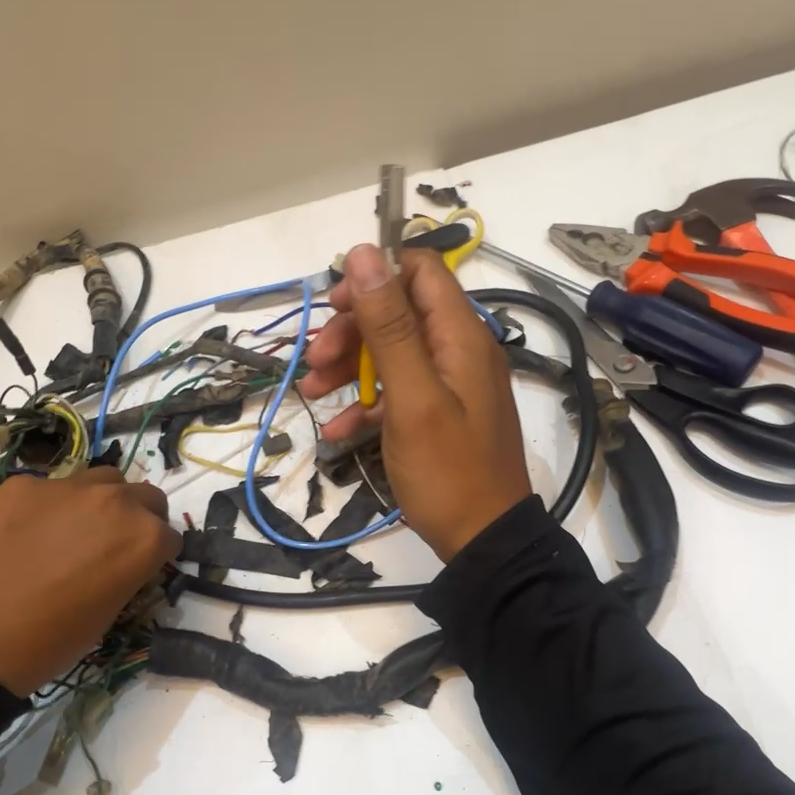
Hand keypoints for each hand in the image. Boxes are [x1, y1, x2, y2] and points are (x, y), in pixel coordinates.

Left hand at [0, 468, 180, 696]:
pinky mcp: (22, 484)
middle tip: (113, 548)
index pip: (169, 537)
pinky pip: (52, 488)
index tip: (140, 571)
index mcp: (144, 538)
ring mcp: (66, 487)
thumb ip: (127, 572)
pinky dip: (52, 507)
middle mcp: (114, 502)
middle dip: (139, 520)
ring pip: (103, 480)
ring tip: (74, 533)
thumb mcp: (108, 614)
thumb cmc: (49, 642)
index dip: (157, 557)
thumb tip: (123, 561)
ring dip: (102, 502)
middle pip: (146, 497)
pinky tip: (28, 535)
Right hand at [299, 245, 530, 559]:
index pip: (421, 272)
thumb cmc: (447, 470)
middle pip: (399, 314)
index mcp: (461, 336)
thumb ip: (388, 326)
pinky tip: (338, 429)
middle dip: (352, 330)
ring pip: (393, 355)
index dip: (376, 278)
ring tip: (312, 393)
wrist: (482, 541)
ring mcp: (451, 386)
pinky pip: (399, 395)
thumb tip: (364, 253)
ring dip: (349, 368)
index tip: (335, 305)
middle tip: (315, 360)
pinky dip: (367, 405)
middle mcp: (460, 352)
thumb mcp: (413, 396)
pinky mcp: (440, 417)